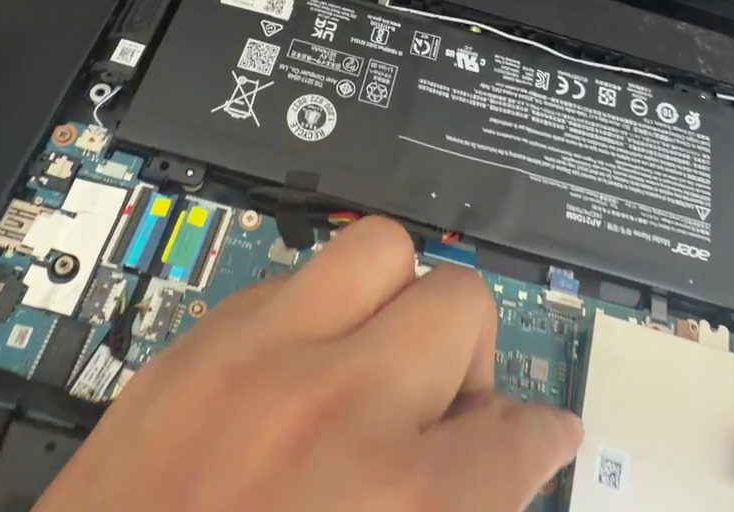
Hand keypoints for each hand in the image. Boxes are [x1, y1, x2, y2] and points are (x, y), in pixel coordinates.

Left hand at [35, 216, 581, 511]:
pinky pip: (292, 277)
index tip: (538, 432)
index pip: (519, 433)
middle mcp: (335, 411)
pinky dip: (316, 312)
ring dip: (396, 298)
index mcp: (397, 502)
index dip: (539, 437)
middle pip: (460, 303)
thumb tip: (505, 462)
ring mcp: (258, 362)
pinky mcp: (194, 348)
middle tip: (440, 403)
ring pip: (380, 248)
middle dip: (470, 355)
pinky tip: (299, 366)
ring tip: (375, 354)